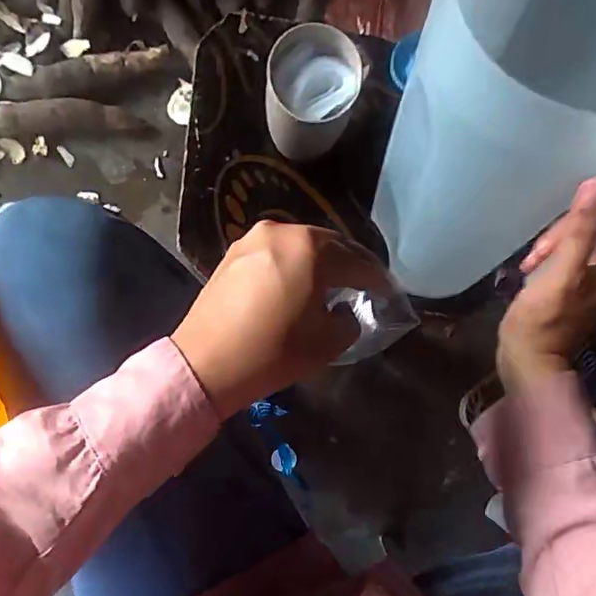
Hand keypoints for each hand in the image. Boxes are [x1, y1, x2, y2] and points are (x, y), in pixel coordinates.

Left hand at [173, 221, 391, 417]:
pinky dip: (293, 265)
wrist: (206, 364)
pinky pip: (276, 253)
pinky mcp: (234, 253)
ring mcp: (254, 239)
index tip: (389, 294)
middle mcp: (284, 231)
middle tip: (364, 286)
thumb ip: (349, 321)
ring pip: (301, 246)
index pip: (359, 263)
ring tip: (331, 285)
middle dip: (350, 265)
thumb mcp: (326, 344)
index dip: (378, 281)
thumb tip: (344, 310)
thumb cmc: (272, 353)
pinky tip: (297, 284)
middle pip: (331, 245)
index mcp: (312, 249)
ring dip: (320, 263)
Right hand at [496, 178, 595, 393]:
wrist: (527, 361)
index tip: (584, 195)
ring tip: (534, 262)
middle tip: (544, 248)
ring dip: (558, 241)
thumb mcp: (560, 272)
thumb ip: (581, 229)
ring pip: (589, 234)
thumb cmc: (543, 321)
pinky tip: (535, 267)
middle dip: (573, 227)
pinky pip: (578, 250)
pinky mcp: (587, 281)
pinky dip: (556, 254)